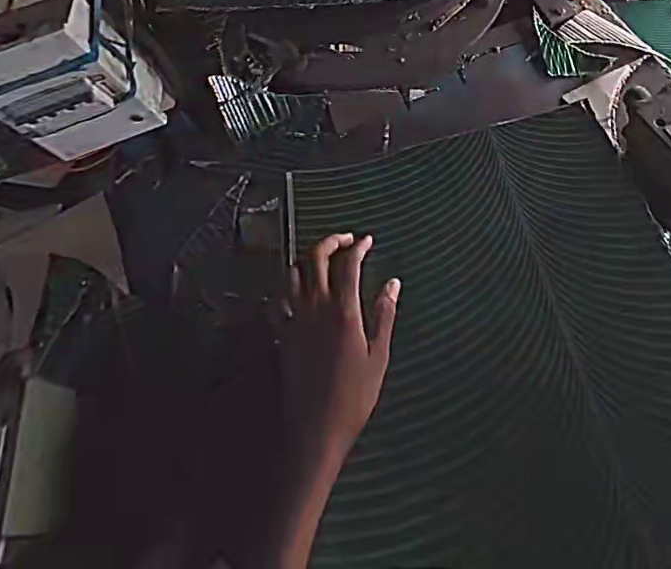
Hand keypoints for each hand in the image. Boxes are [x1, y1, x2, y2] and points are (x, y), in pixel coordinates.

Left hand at [283, 233, 399, 462]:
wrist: (316, 430)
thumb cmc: (354, 397)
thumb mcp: (378, 356)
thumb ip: (384, 314)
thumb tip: (393, 284)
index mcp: (343, 311)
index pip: (348, 264)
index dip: (358, 246)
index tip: (367, 240)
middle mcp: (316, 308)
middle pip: (316, 258)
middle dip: (331, 241)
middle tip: (345, 240)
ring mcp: (294, 320)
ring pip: (293, 273)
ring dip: (307, 259)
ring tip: (322, 259)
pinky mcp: (281, 335)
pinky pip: (277, 300)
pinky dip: (285, 287)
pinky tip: (295, 289)